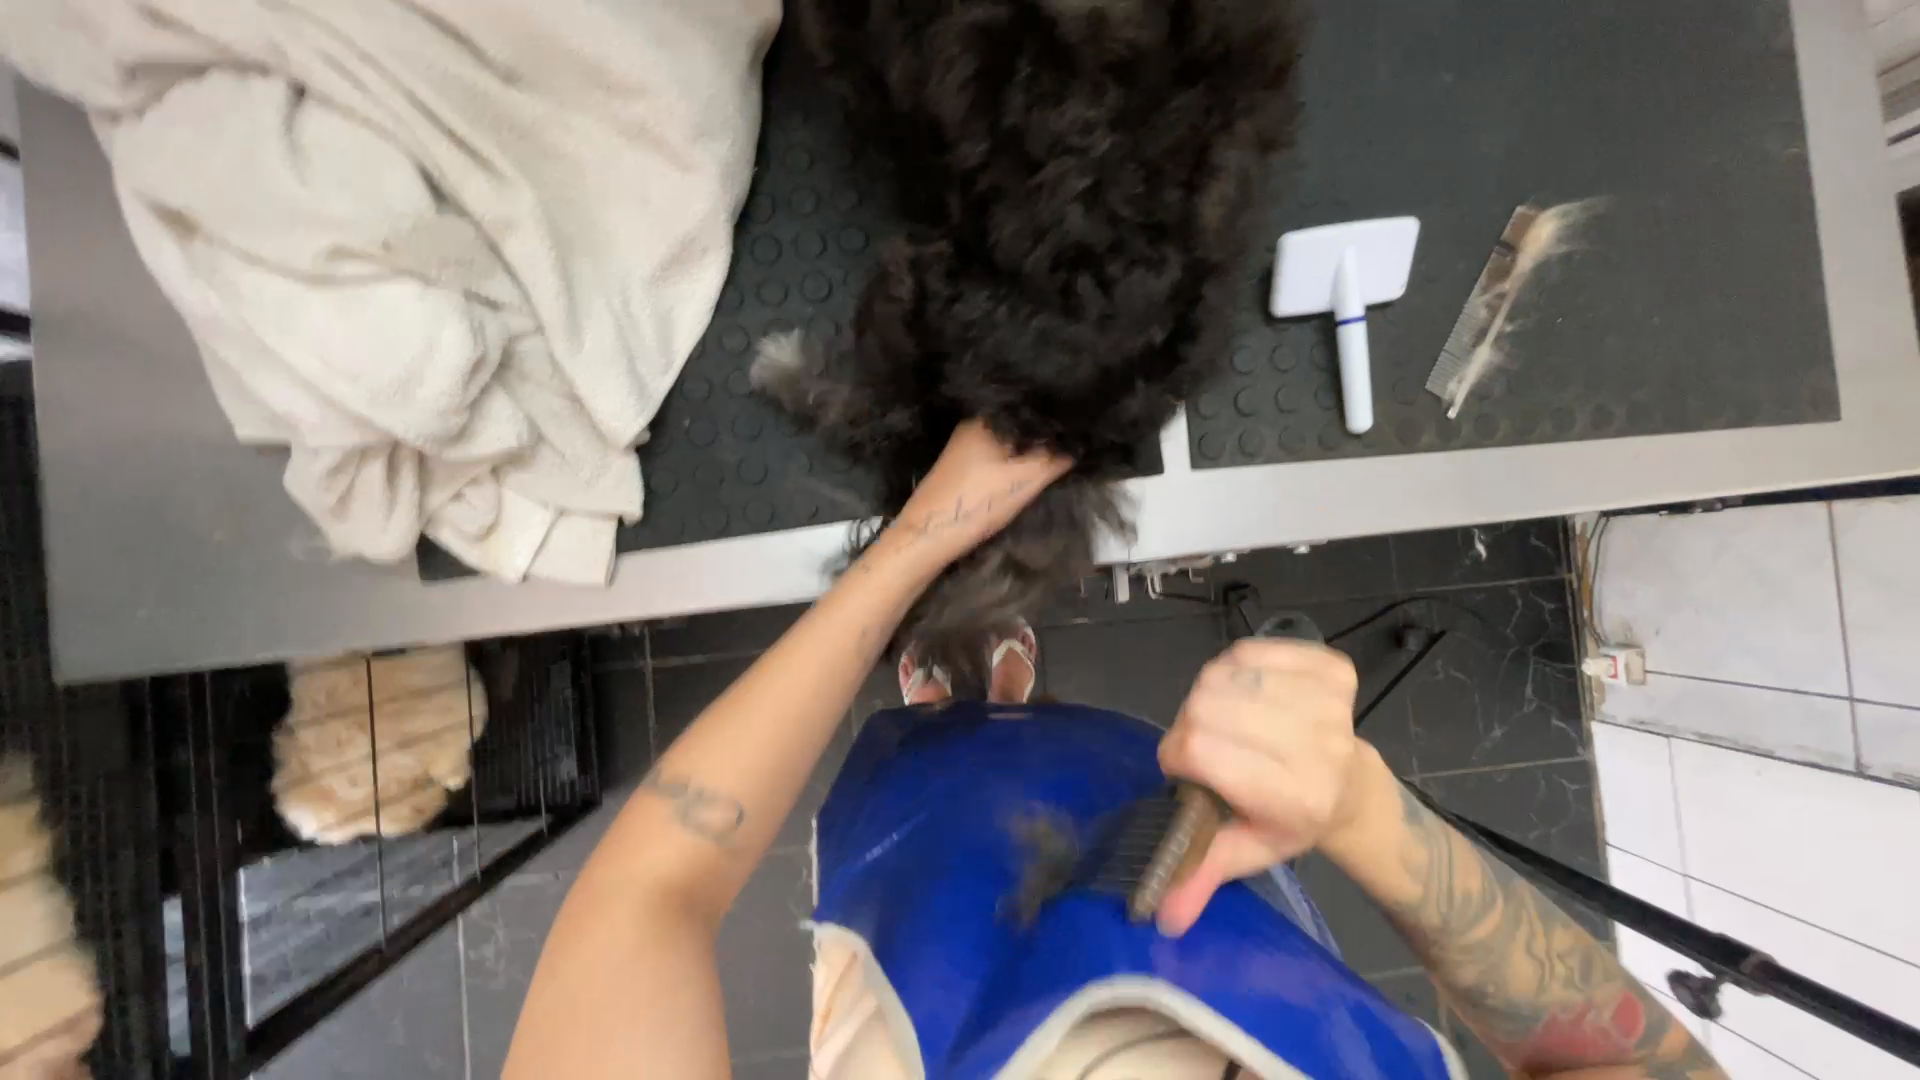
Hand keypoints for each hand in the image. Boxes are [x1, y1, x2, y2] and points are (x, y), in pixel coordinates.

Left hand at [870, 420, 1071, 573]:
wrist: (927, 536)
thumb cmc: (977, 503)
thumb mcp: (1024, 480)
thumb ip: (1055, 459)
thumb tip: (1080, 443)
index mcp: (986, 418)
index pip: (1032, 408)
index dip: (1058, 419)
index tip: (1083, 430)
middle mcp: (973, 425)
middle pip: (1020, 426)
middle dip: (1045, 437)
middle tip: (1076, 445)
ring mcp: (964, 447)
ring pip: (1009, 444)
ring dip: (1030, 452)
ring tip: (1060, 458)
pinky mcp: (961, 468)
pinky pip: (997, 457)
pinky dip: (1014, 463)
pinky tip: (1029, 473)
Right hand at [1153, 639, 1380, 935]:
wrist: (1351, 787)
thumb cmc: (1290, 819)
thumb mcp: (1247, 850)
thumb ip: (1201, 874)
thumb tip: (1161, 918)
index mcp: (1294, 796)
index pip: (1198, 749)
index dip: (1176, 754)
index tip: (1184, 768)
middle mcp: (1317, 747)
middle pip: (1204, 704)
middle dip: (1189, 721)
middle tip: (1204, 742)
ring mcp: (1329, 704)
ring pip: (1223, 672)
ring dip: (1210, 693)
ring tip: (1224, 716)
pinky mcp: (1333, 668)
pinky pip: (1251, 648)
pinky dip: (1236, 664)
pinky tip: (1246, 689)